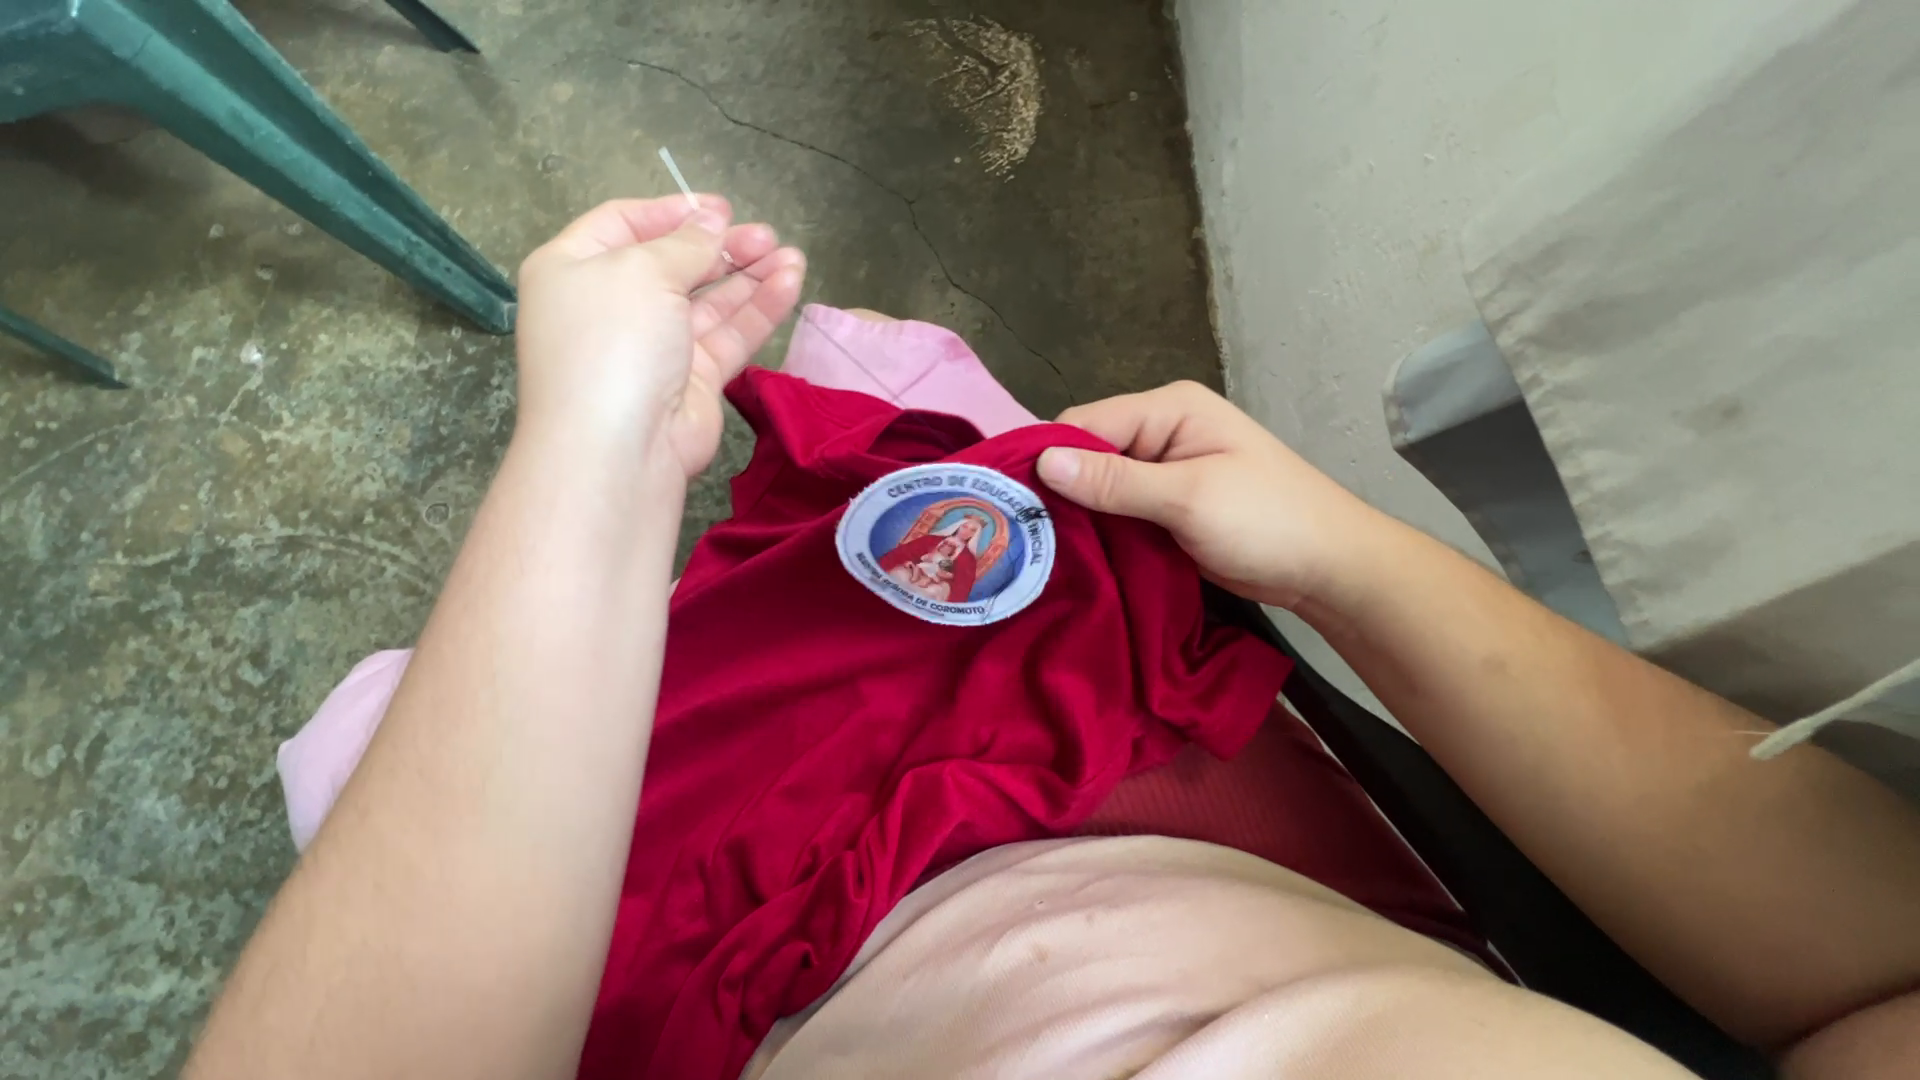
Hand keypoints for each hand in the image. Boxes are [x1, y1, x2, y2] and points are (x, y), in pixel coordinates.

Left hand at [513, 196, 805, 477]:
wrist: (619, 446)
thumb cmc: (612, 341)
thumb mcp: (642, 272)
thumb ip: (685, 244)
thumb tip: (713, 224)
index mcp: (576, 269)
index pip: (624, 225)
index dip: (673, 213)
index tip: (721, 209)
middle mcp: (615, 305)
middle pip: (676, 264)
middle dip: (723, 248)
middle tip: (767, 236)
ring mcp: (657, 346)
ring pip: (711, 302)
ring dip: (751, 276)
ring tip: (792, 256)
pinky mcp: (695, 379)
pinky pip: (729, 336)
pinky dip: (759, 310)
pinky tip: (790, 284)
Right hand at [1036, 381, 1390, 610]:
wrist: (1328, 568)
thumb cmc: (1267, 522)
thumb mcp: (1189, 498)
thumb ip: (1115, 479)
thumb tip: (1042, 460)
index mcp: (1168, 409)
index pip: (1083, 423)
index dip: (1047, 458)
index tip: (1013, 503)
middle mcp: (1161, 430)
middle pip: (1086, 452)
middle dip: (1059, 489)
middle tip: (1021, 534)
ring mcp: (1163, 469)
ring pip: (1098, 485)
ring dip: (1077, 513)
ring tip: (1040, 548)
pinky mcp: (1165, 505)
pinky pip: (1116, 510)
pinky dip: (1098, 529)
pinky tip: (1075, 553)